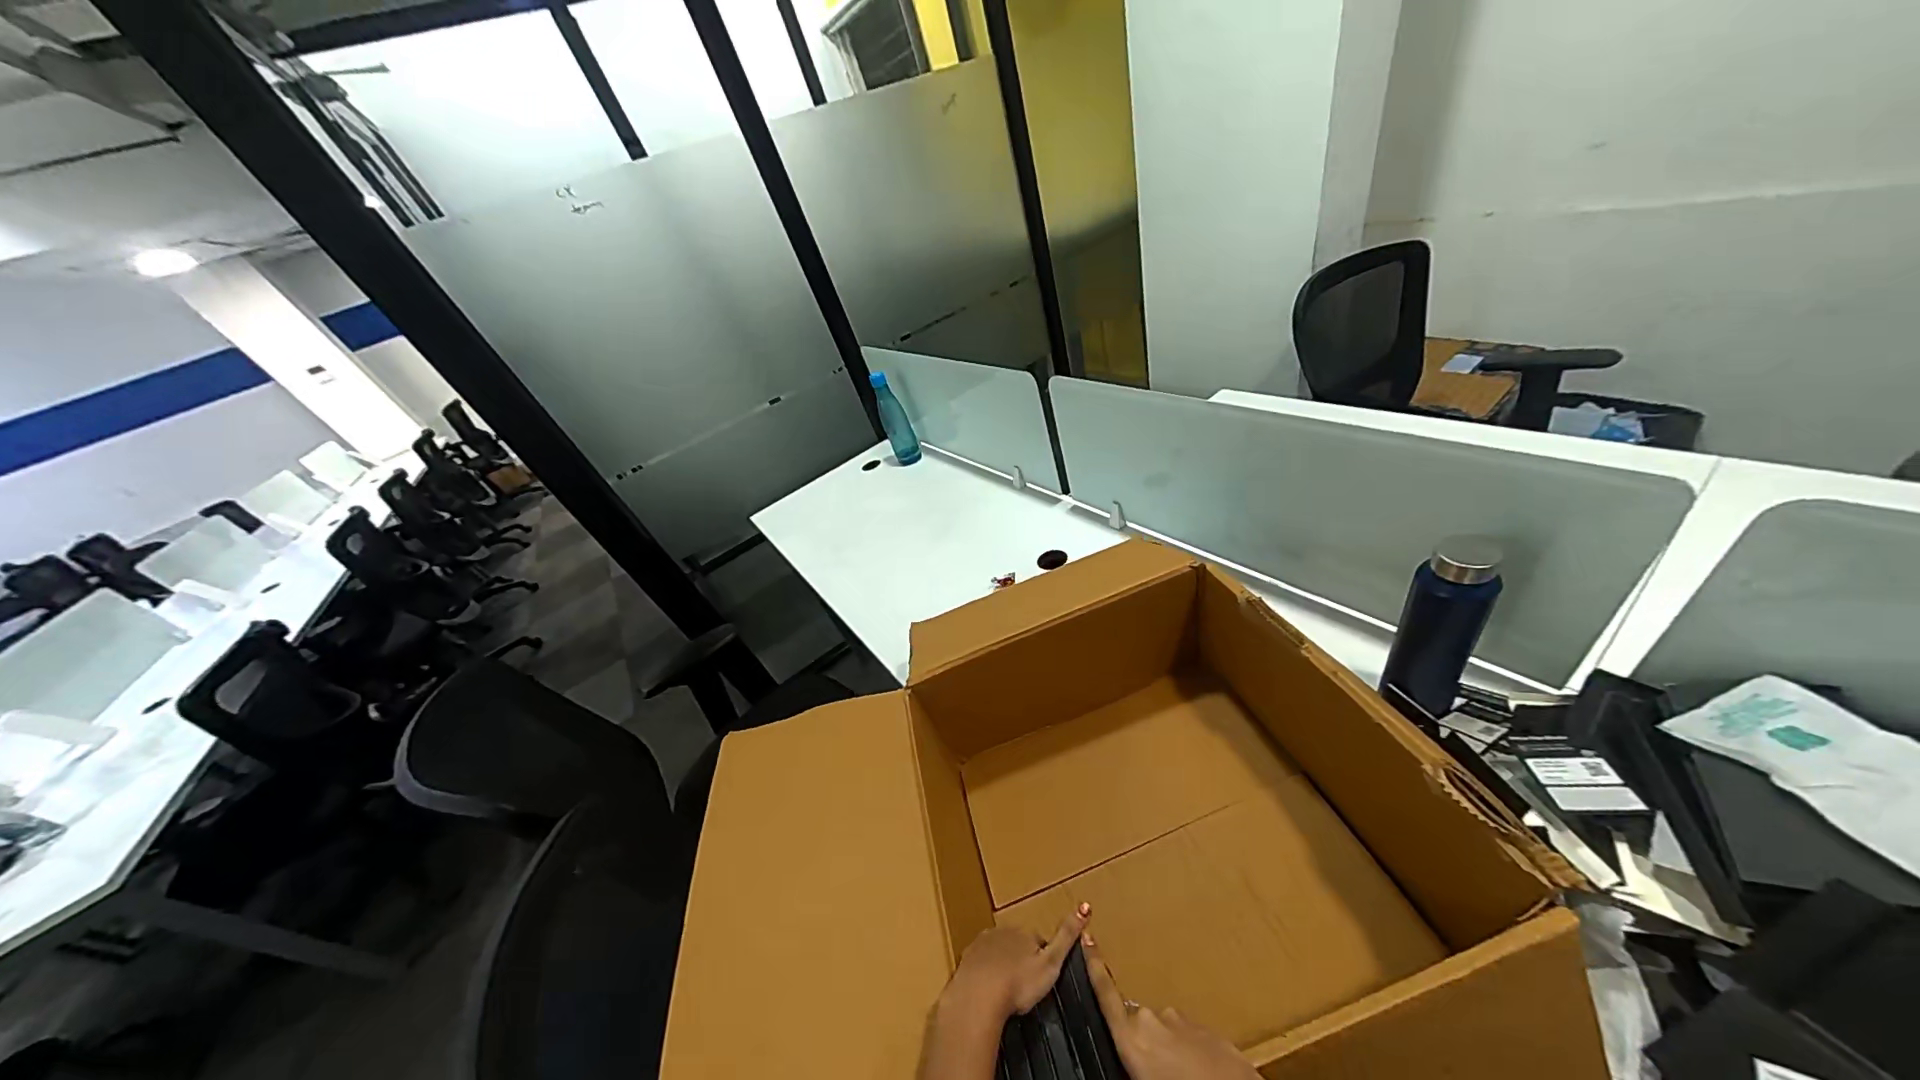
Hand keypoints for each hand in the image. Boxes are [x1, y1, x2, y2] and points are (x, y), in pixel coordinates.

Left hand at [939, 903, 1091, 1023]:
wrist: (978, 996)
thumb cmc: (1018, 983)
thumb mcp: (1051, 962)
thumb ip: (1067, 936)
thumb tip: (1086, 906)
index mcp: (1024, 932)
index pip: (1038, 942)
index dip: (1043, 960)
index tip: (1042, 978)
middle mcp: (1002, 931)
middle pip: (1017, 944)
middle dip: (1021, 960)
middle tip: (1025, 987)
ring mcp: (982, 944)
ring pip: (997, 952)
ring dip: (1003, 966)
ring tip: (1007, 991)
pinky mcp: (966, 959)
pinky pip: (980, 964)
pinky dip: (985, 974)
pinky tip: (989, 990)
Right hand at [1083, 932, 1258, 1079]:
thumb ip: (1132, 1059)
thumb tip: (1132, 1055)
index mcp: (1131, 1036)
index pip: (1104, 993)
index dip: (1093, 963)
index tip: (1086, 935)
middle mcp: (1151, 1020)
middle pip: (1137, 1022)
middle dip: (1144, 1043)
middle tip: (1155, 1072)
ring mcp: (1179, 1020)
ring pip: (1164, 1031)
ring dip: (1169, 1050)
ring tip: (1181, 1078)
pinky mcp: (1204, 1027)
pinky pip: (1187, 1037)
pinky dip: (1189, 1053)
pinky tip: (1199, 1075)